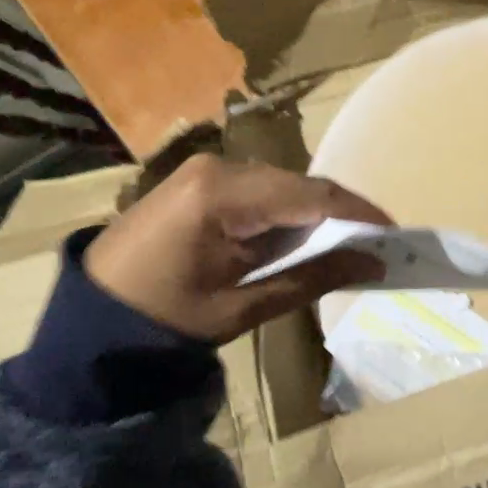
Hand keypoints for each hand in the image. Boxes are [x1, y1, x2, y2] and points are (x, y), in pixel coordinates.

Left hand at [84, 154, 391, 341]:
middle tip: (372, 245)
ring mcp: (205, 170)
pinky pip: (260, 189)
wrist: (93, 319)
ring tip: (341, 245)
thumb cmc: (168, 317)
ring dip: (314, 213)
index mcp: (221, 194)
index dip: (358, 213)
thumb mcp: (246, 304)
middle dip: (339, 214)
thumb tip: (376, 263)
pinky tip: (300, 237)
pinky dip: (287, 212)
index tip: (394, 235)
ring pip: (283, 185)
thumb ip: (315, 277)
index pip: (311, 194)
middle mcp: (216, 167)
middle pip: (299, 185)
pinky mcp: (199, 181)